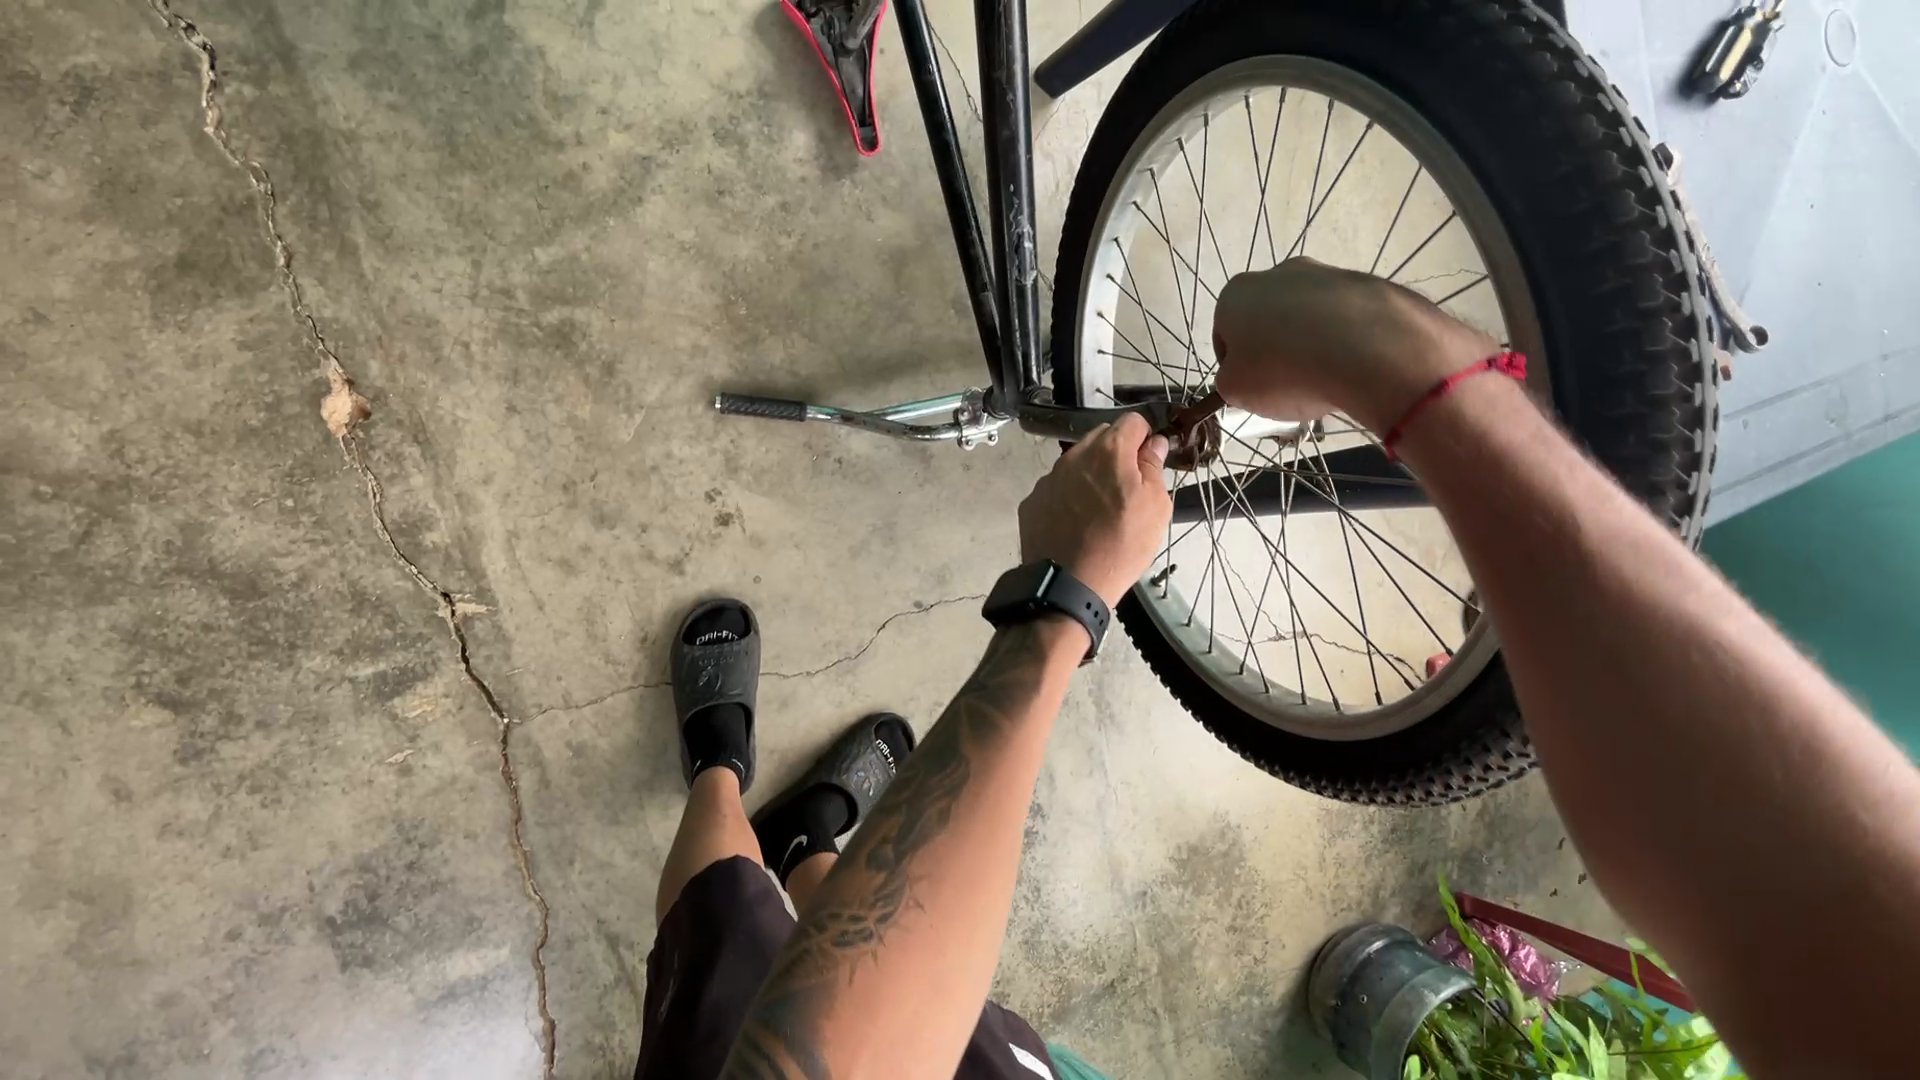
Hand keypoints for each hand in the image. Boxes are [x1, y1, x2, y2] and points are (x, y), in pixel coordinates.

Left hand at [1018, 413, 1172, 607]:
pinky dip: (1067, 497)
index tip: (1149, 459)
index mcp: (1109, 450)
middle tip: (1127, 488)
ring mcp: (1048, 478)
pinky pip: (1056, 488)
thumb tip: (1154, 444)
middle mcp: (1073, 456)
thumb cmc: (1121, 546)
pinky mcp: (1032, 501)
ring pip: (1076, 464)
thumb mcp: (1155, 507)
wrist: (1070, 585)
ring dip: (1090, 475)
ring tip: (1100, 511)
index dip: (1145, 436)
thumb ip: (1153, 468)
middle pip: (1101, 438)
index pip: (1133, 421)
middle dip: (1117, 453)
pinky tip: (1075, 524)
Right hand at [1211, 257, 1499, 431]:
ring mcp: (1325, 274)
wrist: (1366, 350)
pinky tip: (1351, 364)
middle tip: (1287, 383)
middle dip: (1274, 347)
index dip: (1236, 365)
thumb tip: (1243, 373)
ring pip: (1308, 315)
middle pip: (1267, 319)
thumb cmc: (1282, 370)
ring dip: (1310, 341)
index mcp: (1236, 295)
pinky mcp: (1365, 283)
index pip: (1225, 335)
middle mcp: (1276, 273)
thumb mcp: (1234, 391)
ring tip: (1324, 378)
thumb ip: (1230, 379)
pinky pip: (1345, 317)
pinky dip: (1344, 338)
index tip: (1252, 387)